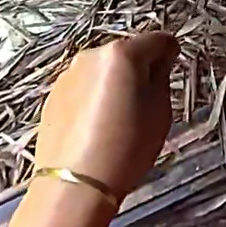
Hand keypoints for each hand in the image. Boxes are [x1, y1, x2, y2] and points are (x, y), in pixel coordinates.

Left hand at [33, 30, 177, 199]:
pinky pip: (83, 87)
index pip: (157, 40)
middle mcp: (92, 56)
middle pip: (127, 52)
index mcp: (122, 53)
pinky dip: (94, 98)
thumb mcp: (160, 111)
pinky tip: (98, 126)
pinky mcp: (53, 96)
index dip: (169, 52)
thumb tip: (160, 62)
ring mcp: (69, 75)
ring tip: (121, 117)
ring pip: (103, 70)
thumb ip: (162, 77)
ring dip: (115, 82)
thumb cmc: (125, 147)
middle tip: (148, 99)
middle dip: (139, 68)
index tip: (172, 65)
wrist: (74, 186)